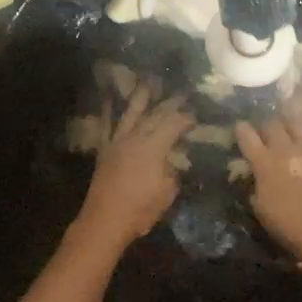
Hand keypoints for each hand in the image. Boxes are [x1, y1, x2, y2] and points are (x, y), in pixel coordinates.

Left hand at [74, 82, 192, 249]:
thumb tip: (174, 160)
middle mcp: (135, 138)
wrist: (105, 220)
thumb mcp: (167, 193)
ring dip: (141, 96)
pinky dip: (108, 110)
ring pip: (130, 113)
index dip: (186, 118)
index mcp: (153, 148)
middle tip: (181, 93)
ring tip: (149, 81)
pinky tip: (109, 98)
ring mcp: (118, 142)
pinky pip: (107, 125)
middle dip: (169, 103)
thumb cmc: (140, 210)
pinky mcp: (105, 149)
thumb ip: (172, 172)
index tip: (196, 114)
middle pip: (154, 115)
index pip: (173, 125)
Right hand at [236, 94, 301, 253]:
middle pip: (273, 124)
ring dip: (295, 109)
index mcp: (264, 162)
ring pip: (300, 121)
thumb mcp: (260, 206)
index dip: (241, 129)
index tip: (239, 124)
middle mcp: (285, 149)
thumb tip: (256, 175)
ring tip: (291, 97)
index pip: (247, 137)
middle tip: (265, 118)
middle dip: (267, 119)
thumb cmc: (287, 224)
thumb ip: (257, 184)